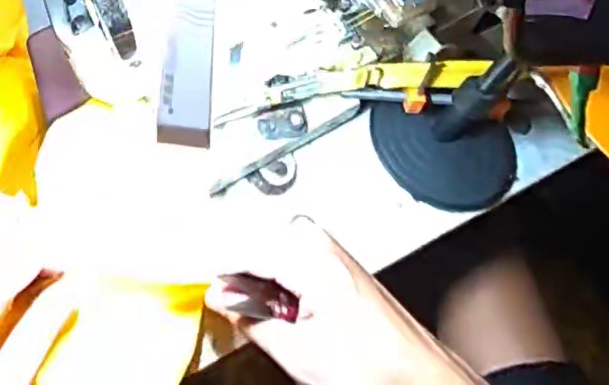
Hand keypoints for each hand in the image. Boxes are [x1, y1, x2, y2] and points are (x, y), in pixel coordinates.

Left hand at [0, 194, 71, 384]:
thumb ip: (41, 328)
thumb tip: (78, 283)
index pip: (38, 249)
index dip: (66, 259)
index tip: (78, 277)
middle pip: (20, 229)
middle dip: (47, 248)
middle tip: (60, 279)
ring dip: (24, 233)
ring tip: (36, 266)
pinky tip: (5, 232)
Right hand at [205, 221, 482, 384]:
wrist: (417, 372)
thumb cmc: (374, 365)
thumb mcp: (299, 353)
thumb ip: (250, 319)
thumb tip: (220, 297)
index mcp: (306, 253)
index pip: (243, 247)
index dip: (213, 263)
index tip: (191, 273)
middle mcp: (315, 238)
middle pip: (254, 244)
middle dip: (236, 274)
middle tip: (223, 303)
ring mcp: (324, 244)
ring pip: (269, 251)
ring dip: (256, 279)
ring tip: (260, 315)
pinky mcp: (330, 256)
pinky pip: (287, 257)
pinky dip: (274, 281)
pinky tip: (282, 309)